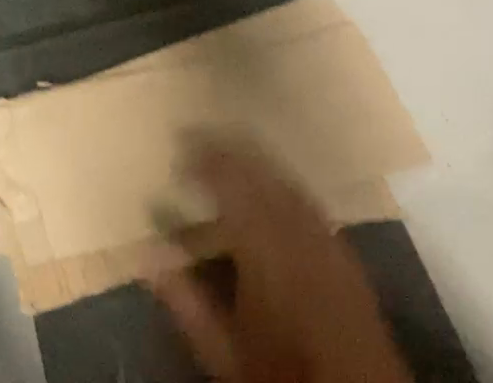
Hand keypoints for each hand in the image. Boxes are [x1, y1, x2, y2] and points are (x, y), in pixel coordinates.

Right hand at [149, 139, 410, 382]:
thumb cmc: (279, 367)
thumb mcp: (222, 344)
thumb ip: (183, 297)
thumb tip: (148, 251)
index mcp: (264, 247)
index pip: (231, 183)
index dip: (205, 156)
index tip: (180, 141)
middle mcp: (298, 230)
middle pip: (261, 171)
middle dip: (228, 147)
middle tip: (197, 134)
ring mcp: (326, 235)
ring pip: (286, 178)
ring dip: (256, 157)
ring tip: (228, 146)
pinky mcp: (344, 248)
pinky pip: (307, 196)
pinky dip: (282, 179)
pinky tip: (270, 182)